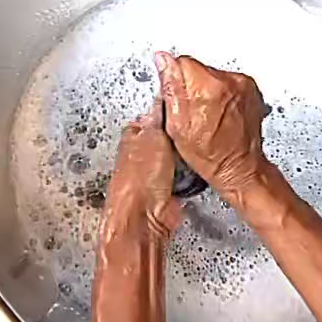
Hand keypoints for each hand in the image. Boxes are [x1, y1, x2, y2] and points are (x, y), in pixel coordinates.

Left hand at [99, 98, 182, 246]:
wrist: (144, 218)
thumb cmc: (138, 181)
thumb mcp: (154, 137)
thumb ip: (158, 120)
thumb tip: (161, 103)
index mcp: (131, 138)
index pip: (149, 118)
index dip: (165, 114)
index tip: (179, 110)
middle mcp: (138, 156)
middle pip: (164, 138)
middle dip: (178, 137)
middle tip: (188, 135)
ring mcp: (151, 175)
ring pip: (174, 159)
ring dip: (184, 159)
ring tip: (190, 158)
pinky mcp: (164, 193)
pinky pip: (181, 178)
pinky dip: (187, 177)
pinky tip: (190, 176)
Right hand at [154, 52, 270, 196]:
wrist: (239, 167)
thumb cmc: (210, 154)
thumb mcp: (177, 125)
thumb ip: (170, 87)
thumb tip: (163, 59)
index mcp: (206, 88)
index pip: (180, 62)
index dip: (173, 83)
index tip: (177, 102)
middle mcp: (228, 81)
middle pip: (196, 68)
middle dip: (189, 86)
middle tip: (191, 113)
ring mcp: (242, 85)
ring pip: (210, 75)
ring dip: (205, 90)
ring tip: (206, 115)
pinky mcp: (250, 89)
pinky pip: (225, 82)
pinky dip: (219, 94)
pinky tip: (218, 114)